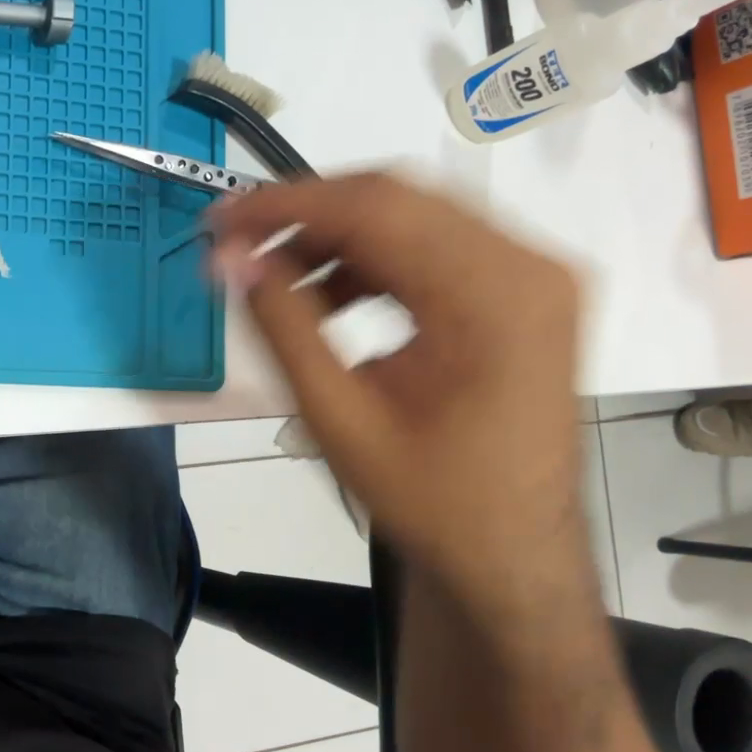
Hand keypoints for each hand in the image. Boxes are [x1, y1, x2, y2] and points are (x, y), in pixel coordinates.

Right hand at [209, 174, 584, 597]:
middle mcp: (527, 265)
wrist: (509, 552)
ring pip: (414, 218)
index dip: (286, 205)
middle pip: (398, 200)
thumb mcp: (337, 415)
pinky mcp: (521, 293)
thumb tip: (230, 259)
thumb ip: (282, 326)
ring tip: (274, 277)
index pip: (376, 209)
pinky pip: (434, 248)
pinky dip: (371, 260)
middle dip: (306, 215)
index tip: (219, 220)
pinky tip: (326, 296)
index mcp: (492, 296)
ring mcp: (532, 276)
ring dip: (335, 238)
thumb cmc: (427, 498)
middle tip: (237, 244)